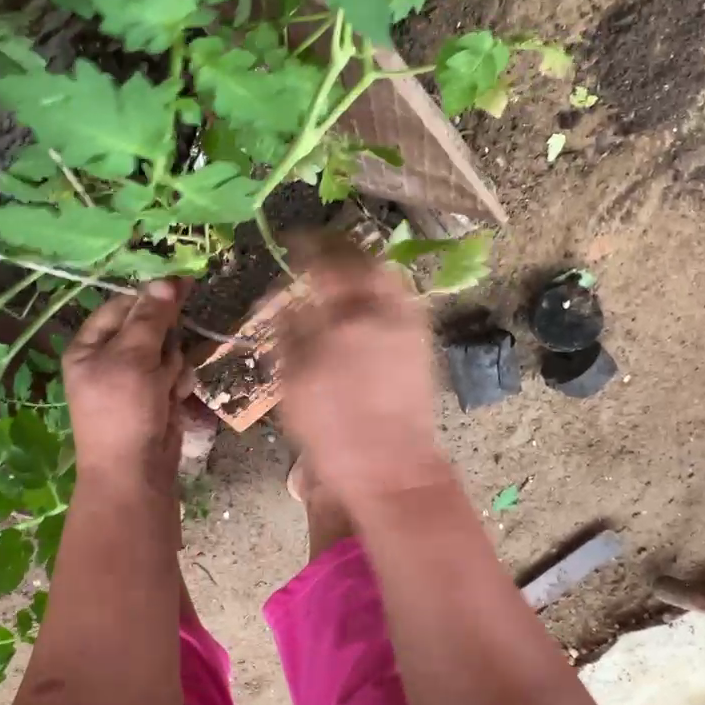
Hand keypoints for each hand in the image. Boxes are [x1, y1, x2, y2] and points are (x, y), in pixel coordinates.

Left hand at [63, 280, 190, 493]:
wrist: (135, 472)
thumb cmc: (123, 411)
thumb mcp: (133, 358)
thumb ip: (151, 318)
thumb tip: (167, 281)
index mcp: (88, 346)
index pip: (121, 306)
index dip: (150, 297)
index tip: (182, 286)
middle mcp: (108, 359)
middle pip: (148, 327)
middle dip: (165, 339)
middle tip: (167, 352)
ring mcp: (133, 380)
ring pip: (167, 350)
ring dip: (173, 364)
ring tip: (167, 386)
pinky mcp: (155, 398)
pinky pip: (173, 374)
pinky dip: (177, 384)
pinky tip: (175, 399)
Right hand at [275, 239, 449, 503]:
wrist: (391, 465)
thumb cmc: (332, 434)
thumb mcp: (294, 388)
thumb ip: (287, 336)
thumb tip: (282, 301)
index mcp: (336, 323)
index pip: (318, 267)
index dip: (305, 247)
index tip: (294, 240)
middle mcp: (375, 313)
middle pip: (357, 261)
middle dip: (337, 246)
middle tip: (321, 244)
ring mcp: (404, 323)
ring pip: (386, 273)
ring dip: (364, 261)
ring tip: (349, 264)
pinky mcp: (422, 338)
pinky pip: (405, 296)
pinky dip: (387, 284)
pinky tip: (375, 293)